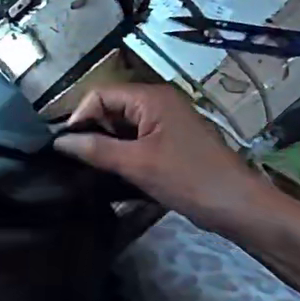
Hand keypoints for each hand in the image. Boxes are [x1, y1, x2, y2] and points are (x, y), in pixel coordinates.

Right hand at [53, 83, 299, 235]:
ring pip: (123, 125)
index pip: (100, 94)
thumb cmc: (188, 179)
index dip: (80, 117)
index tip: (67, 147)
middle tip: (79, 160)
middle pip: (111, 107)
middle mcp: (159, 102)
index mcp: (152, 97)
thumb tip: (60, 141)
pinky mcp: (172, 141)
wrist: (239, 206)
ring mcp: (168, 121)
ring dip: (108, 144)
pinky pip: (137, 139)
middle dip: (93, 131)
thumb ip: (95, 150)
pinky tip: (116, 173)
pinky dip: (124, 153)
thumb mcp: (136, 164)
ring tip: (94, 169)